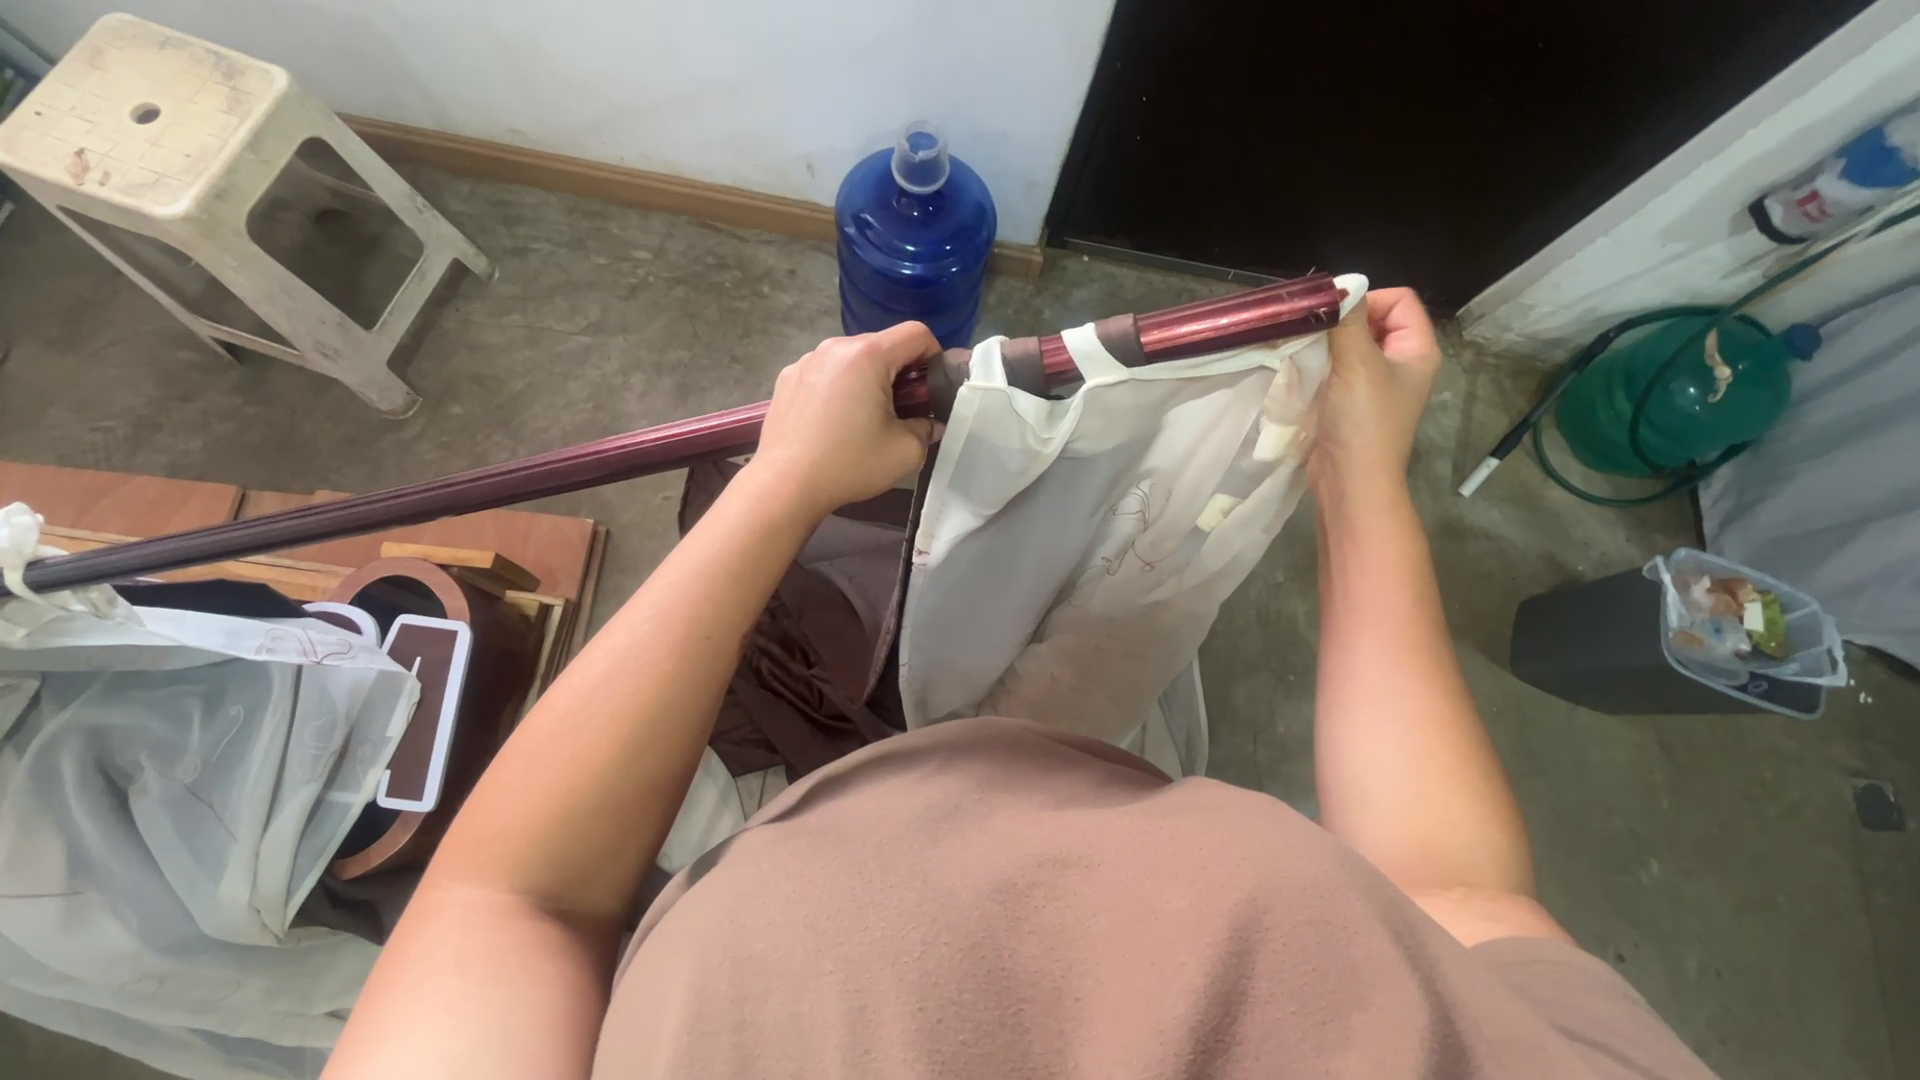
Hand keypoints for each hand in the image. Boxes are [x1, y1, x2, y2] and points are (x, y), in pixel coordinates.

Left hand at [742, 322, 939, 520]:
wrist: (786, 485)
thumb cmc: (849, 464)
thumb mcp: (906, 452)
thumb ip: (927, 429)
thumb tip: (929, 423)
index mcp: (867, 355)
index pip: (916, 333)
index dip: (934, 357)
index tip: (929, 389)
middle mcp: (834, 347)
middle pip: (882, 345)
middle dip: (898, 373)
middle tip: (899, 413)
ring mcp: (805, 361)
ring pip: (851, 359)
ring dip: (866, 380)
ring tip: (862, 419)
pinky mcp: (786, 379)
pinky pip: (824, 373)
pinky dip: (837, 389)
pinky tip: (831, 423)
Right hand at [1309, 287, 1441, 490]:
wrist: (1350, 480)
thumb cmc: (1363, 421)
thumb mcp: (1358, 364)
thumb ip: (1347, 322)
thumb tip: (1335, 288)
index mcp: (1417, 350)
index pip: (1399, 300)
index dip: (1368, 299)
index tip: (1334, 316)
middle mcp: (1400, 364)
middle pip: (1372, 321)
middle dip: (1341, 322)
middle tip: (1313, 333)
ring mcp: (1374, 385)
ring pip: (1349, 347)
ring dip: (1325, 346)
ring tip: (1303, 351)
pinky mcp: (1349, 403)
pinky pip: (1335, 371)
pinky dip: (1318, 367)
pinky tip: (1299, 372)